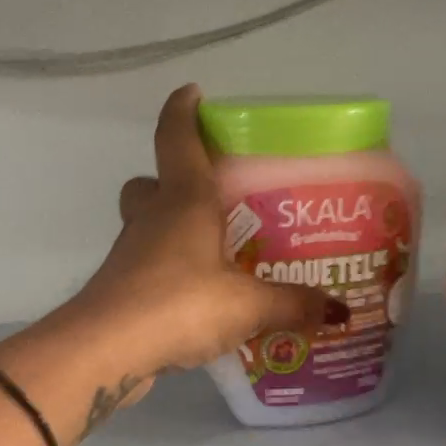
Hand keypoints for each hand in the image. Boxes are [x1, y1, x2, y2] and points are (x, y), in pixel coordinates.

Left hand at [58, 84, 347, 389]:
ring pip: (147, 227)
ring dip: (172, 233)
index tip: (193, 93)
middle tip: (212, 202)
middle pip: (151, 184)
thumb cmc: (179, 305)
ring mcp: (131, 255)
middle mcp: (152, 218)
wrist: (107, 351)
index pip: (176, 138)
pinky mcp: (122, 291)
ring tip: (216, 257)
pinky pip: (148, 269)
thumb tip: (339, 310)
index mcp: (183, 201)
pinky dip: (170, 276)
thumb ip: (292, 305)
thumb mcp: (248, 306)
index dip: (182, 111)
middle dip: (174, 183)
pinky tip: (199, 302)